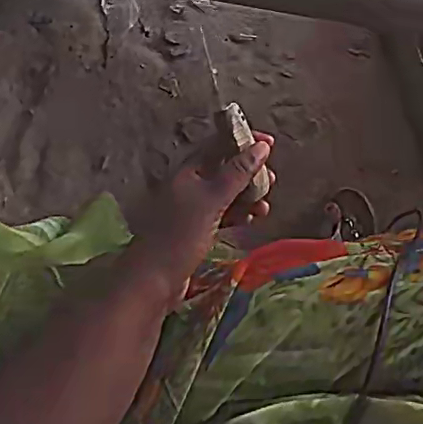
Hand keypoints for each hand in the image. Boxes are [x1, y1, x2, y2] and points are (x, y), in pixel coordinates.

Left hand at [128, 133, 275, 298]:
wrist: (152, 283)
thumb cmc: (180, 235)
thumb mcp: (213, 200)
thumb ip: (238, 172)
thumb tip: (262, 146)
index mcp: (189, 170)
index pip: (220, 144)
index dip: (244, 140)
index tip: (269, 142)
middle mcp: (191, 184)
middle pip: (226, 168)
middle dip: (250, 172)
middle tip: (270, 178)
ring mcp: (194, 207)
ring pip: (227, 192)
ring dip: (247, 195)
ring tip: (264, 204)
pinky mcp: (198, 229)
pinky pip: (224, 213)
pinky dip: (239, 213)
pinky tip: (252, 219)